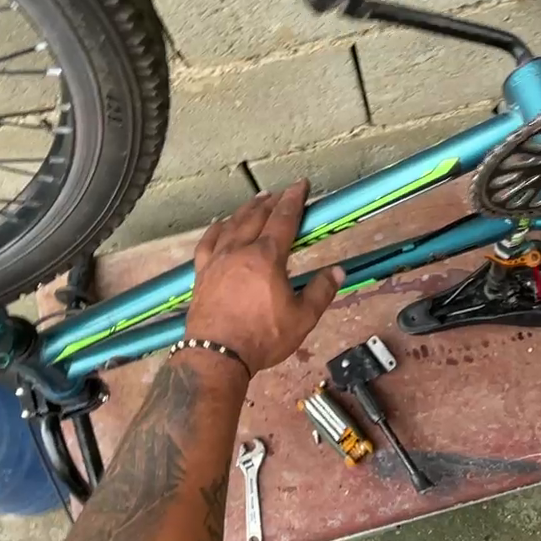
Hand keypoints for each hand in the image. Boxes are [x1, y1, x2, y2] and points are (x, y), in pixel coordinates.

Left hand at [182, 180, 343, 374]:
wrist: (217, 354)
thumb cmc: (262, 337)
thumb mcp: (302, 318)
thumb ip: (321, 291)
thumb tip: (338, 272)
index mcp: (267, 258)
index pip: (283, 220)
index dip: (294, 200)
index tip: (301, 186)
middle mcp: (240, 251)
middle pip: (256, 216)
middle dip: (272, 201)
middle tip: (282, 193)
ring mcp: (217, 260)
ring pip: (232, 224)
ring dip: (246, 210)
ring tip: (256, 201)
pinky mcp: (202, 273)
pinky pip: (208, 241)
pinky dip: (216, 228)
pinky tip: (220, 224)